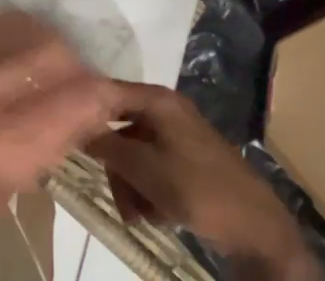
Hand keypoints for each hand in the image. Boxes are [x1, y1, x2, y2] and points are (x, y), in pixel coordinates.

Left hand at [0, 8, 120, 237]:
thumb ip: (34, 150)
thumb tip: (72, 112)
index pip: (81, 99)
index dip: (105, 96)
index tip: (105, 101)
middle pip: (55, 49)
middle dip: (72, 63)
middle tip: (64, 79)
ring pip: (16, 21)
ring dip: (31, 41)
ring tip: (22, 59)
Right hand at [86, 82, 318, 280]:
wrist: (260, 231)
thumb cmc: (198, 189)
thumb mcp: (142, 167)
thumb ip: (102, 143)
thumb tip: (71, 126)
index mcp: (157, 101)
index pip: (104, 92)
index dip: (82, 111)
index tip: (64, 135)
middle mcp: (166, 110)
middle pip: (118, 129)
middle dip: (115, 167)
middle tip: (120, 198)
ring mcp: (179, 136)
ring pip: (134, 154)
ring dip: (130, 185)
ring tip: (139, 215)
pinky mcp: (188, 162)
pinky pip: (153, 168)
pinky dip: (148, 190)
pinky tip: (157, 214)